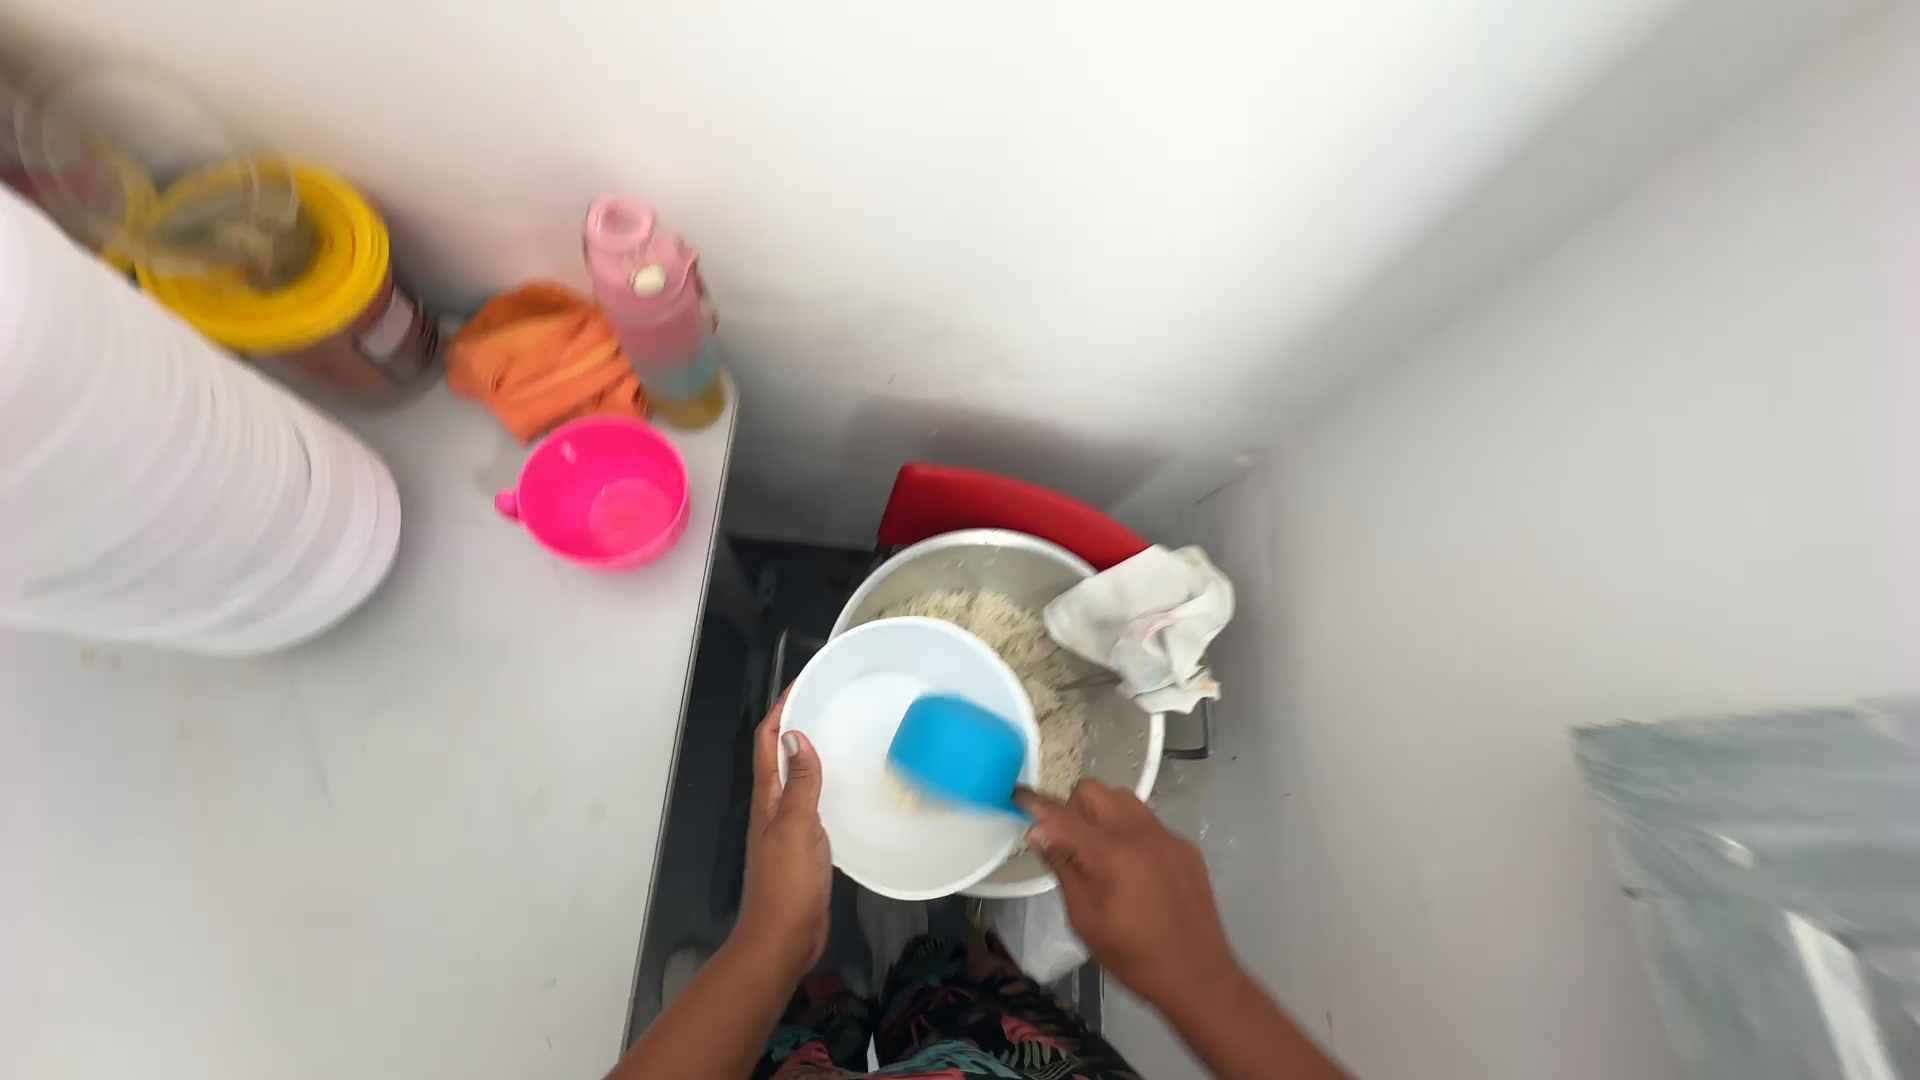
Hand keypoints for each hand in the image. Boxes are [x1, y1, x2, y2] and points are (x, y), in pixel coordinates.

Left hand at [733, 697, 830, 979]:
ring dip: (811, 750)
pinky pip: (813, 800)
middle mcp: (773, 806)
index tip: (802, 681)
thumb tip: (797, 736)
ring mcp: (788, 826)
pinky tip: (846, 784)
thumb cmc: (787, 883)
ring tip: (841, 731)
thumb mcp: (796, 828)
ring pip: (797, 776)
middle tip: (828, 699)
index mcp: (767, 798)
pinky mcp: (805, 844)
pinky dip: (825, 782)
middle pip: (779, 754)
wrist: (783, 940)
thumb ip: (799, 783)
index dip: (780, 709)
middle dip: (797, 722)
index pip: (767, 741)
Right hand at [1015, 779, 1240, 1012]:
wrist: (1199, 976)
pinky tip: (1137, 869)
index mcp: (1109, 853)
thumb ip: (1062, 868)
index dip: (1035, 803)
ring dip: (1103, 812)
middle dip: (1073, 806)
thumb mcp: (1084, 919)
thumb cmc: (1132, 956)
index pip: (1061, 815)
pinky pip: (1148, 821)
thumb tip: (1038, 832)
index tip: (1018, 794)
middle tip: (1070, 840)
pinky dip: (1131, 832)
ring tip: (1103, 850)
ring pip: (1123, 797)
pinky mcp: (1184, 845)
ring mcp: (1165, 835)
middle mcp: (1138, 832)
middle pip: (1092, 789)